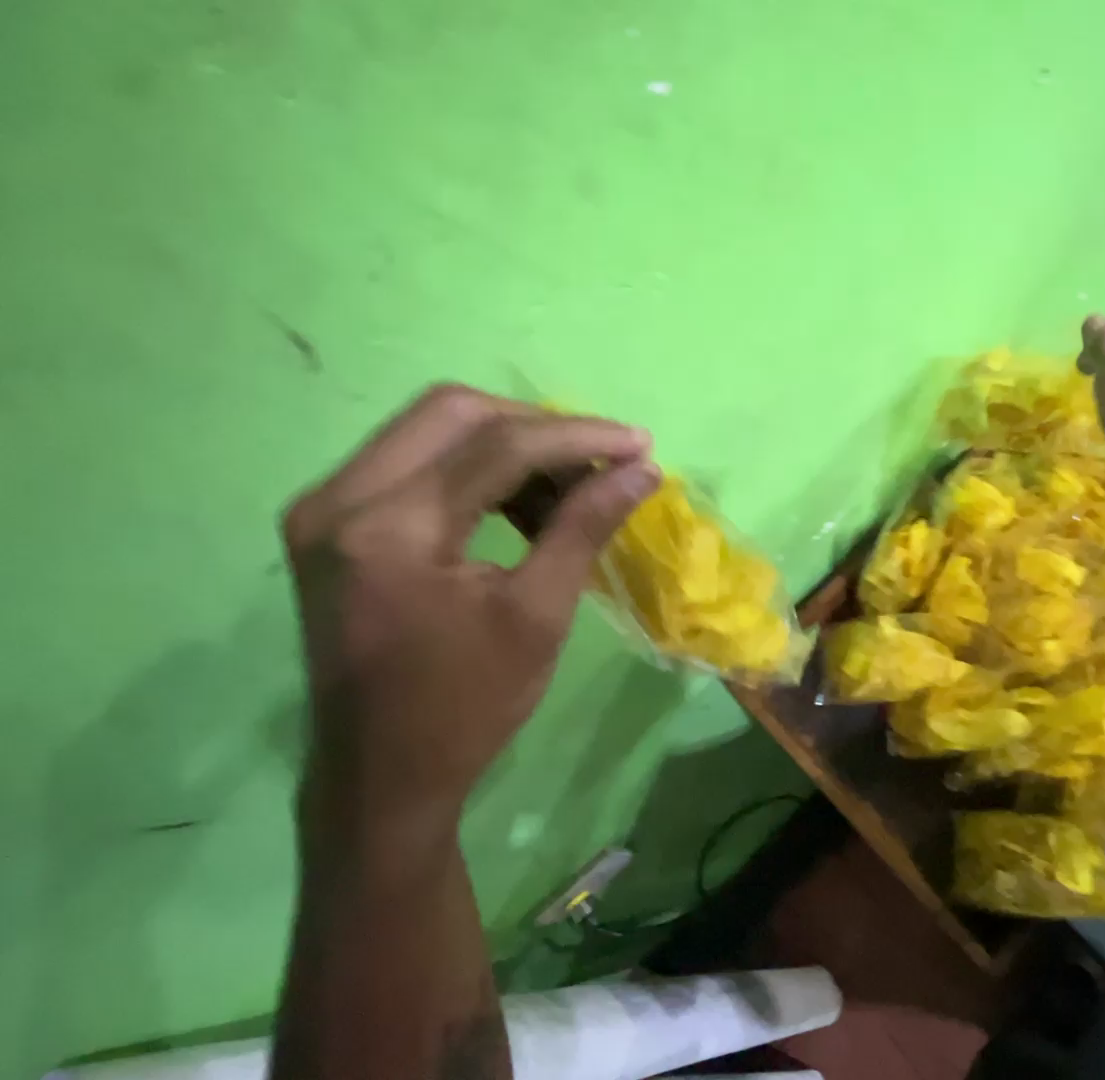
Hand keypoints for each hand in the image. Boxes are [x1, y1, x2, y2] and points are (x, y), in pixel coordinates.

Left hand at [282, 384, 660, 831]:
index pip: (495, 446)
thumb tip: (644, 471)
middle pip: (452, 412)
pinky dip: (477, 469)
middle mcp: (339, 499)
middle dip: (540, 427)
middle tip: (604, 459)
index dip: (577, 437)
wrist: (382, 775)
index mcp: (387, 528)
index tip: (640, 446)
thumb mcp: (539, 614)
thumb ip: (585, 528)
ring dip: (510, 445)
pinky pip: (413, 463)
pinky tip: (525, 501)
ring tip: (574, 484)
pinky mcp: (332, 525)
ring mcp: (326, 509)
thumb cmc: (467, 704)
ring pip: (431, 430)